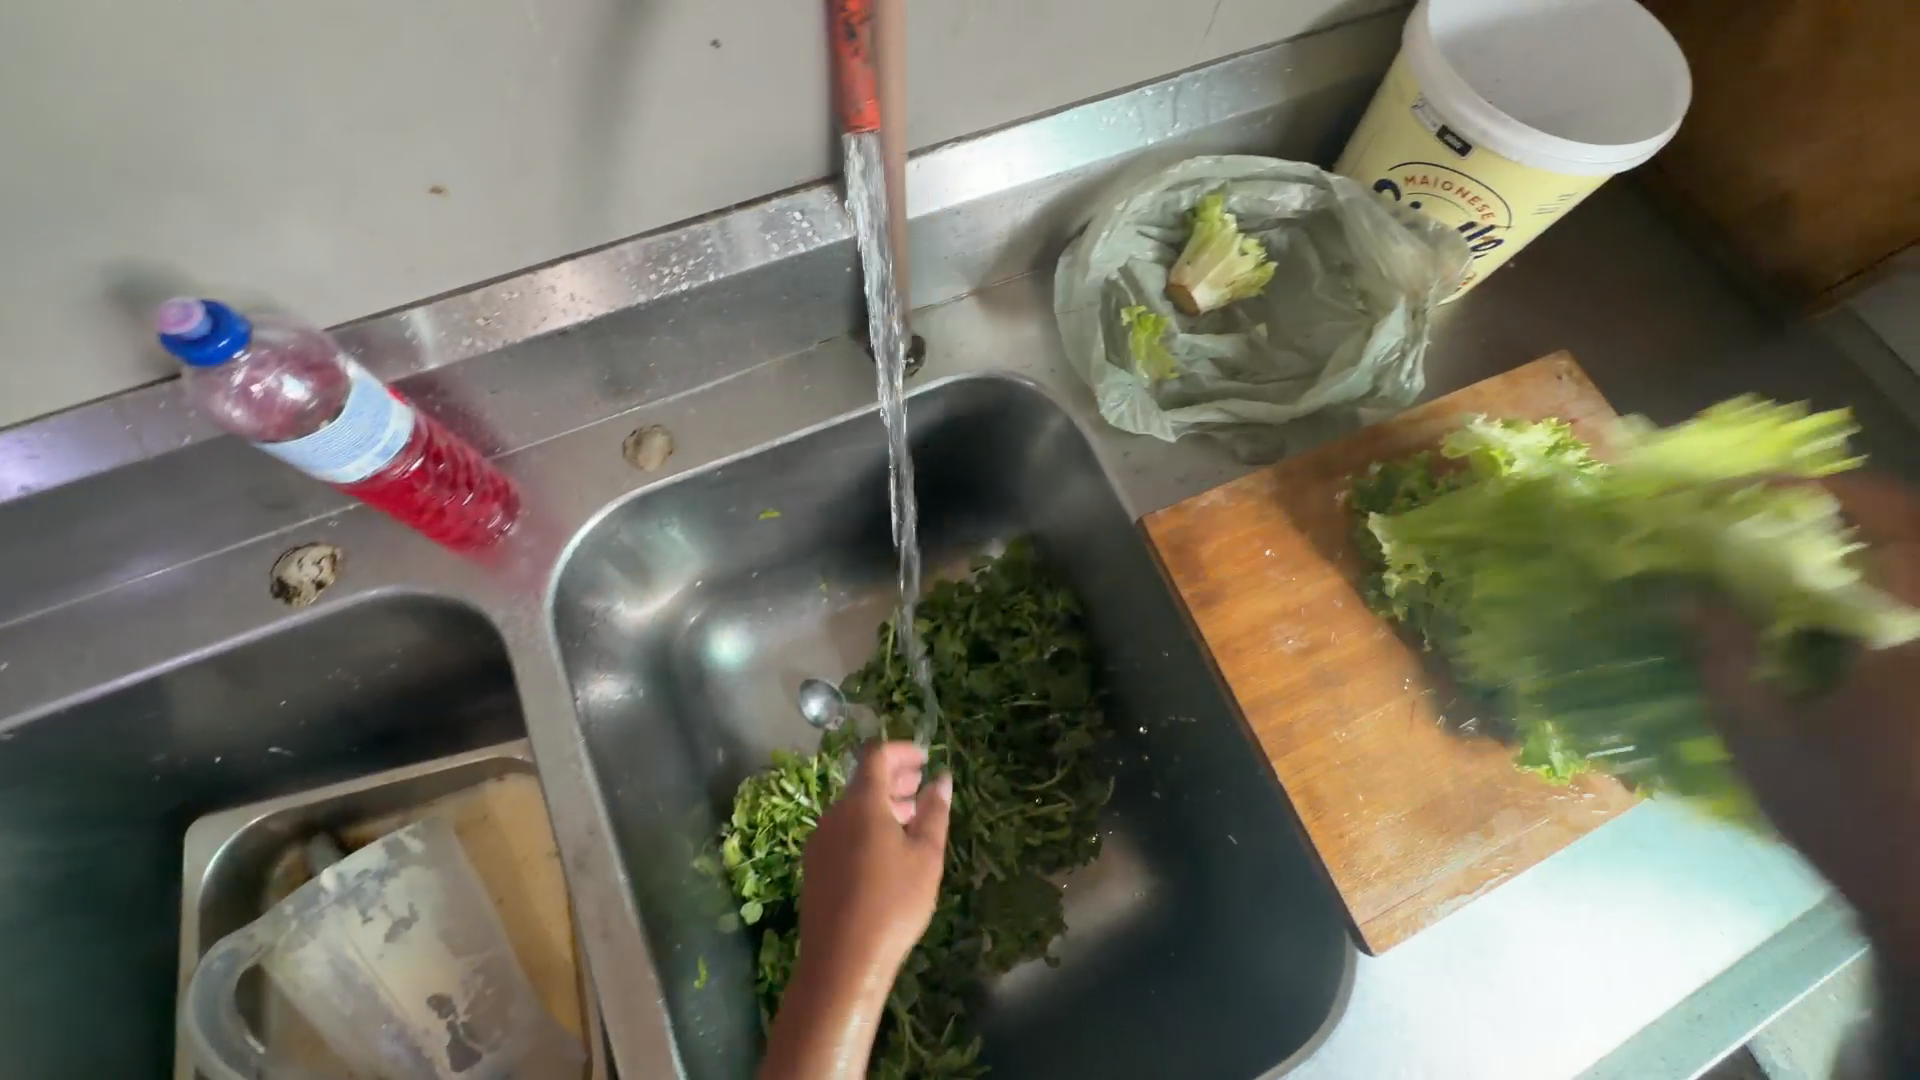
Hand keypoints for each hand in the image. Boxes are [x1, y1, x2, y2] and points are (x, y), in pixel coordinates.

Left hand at [798, 741, 951, 980]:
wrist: (841, 963)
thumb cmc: (892, 903)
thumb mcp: (926, 856)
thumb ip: (934, 812)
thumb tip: (942, 778)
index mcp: (861, 802)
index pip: (876, 755)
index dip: (901, 750)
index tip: (925, 759)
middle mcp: (834, 813)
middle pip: (863, 781)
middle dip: (894, 778)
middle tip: (921, 788)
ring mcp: (820, 841)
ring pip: (853, 808)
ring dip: (882, 805)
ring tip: (909, 822)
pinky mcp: (814, 867)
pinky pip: (843, 831)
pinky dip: (866, 827)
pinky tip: (886, 853)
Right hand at [1694, 473, 1919, 961]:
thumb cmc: (1845, 817)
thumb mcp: (1759, 734)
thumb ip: (1723, 654)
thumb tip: (1683, 593)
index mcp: (1910, 637)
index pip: (1879, 527)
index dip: (1812, 494)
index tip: (1743, 492)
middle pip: (1916, 534)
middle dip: (1847, 508)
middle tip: (1771, 511)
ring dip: (1868, 548)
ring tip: (1798, 553)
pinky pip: (1917, 613)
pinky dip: (1883, 591)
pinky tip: (1839, 611)